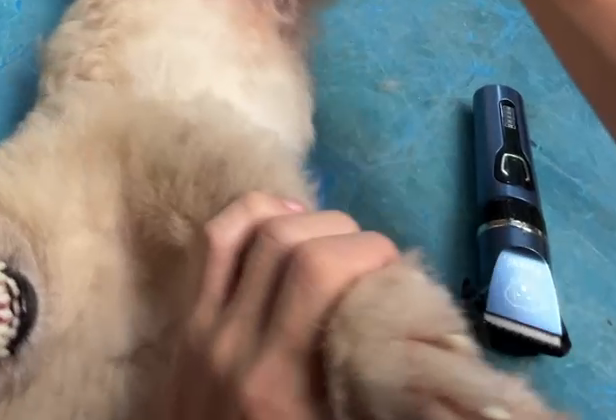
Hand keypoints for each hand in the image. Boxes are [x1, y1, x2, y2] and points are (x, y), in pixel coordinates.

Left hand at [156, 194, 400, 419]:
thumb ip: (384, 402)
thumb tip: (430, 355)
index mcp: (284, 386)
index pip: (320, 277)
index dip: (367, 253)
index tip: (397, 269)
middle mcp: (240, 344)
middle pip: (290, 247)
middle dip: (343, 233)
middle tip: (373, 254)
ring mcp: (205, 326)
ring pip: (249, 232)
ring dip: (300, 217)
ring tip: (333, 233)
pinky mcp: (185, 318)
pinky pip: (210, 242)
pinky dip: (248, 214)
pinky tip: (281, 218)